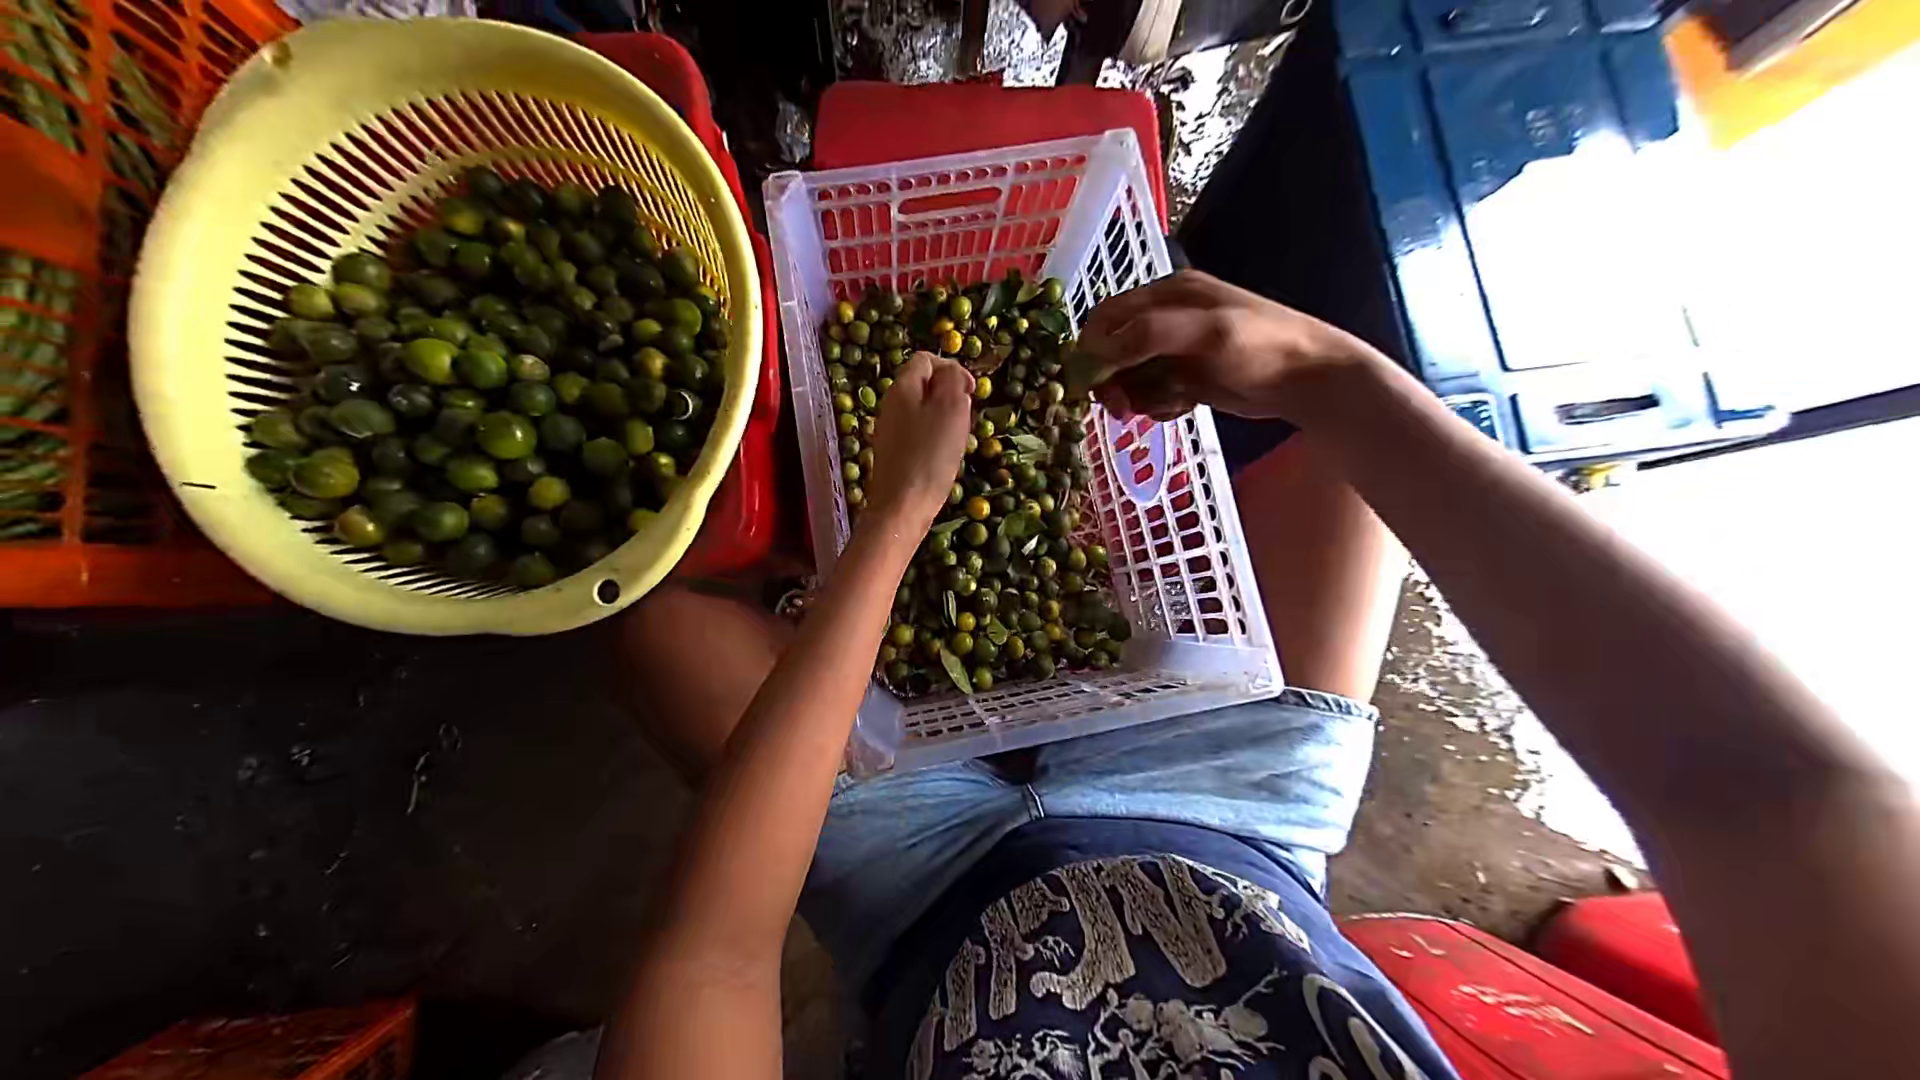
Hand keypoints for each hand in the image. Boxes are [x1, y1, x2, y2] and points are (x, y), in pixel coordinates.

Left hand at [865, 351, 974, 530]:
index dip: (951, 368)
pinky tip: (943, 458)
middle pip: (924, 386)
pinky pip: (917, 434)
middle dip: (949, 396)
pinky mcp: (893, 454)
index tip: (970, 391)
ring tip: (957, 440)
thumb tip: (952, 371)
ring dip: (944, 419)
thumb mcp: (951, 409)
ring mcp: (889, 431)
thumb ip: (952, 380)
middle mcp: (890, 405)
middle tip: (965, 418)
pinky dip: (934, 439)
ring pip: (922, 411)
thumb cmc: (930, 456)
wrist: (902, 508)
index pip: (925, 359)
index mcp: (902, 388)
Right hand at [1076, 270, 1381, 423]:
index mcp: (1167, 294)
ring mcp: (1176, 351)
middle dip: (1113, 380)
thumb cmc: (1259, 345)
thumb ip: (1147, 334)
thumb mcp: (1204, 332)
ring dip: (1137, 397)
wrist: (1308, 378)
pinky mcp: (1185, 378)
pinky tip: (1181, 406)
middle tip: (1121, 409)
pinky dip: (1158, 405)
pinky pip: (1152, 394)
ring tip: (1165, 405)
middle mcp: (1165, 319)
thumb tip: (1096, 353)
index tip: (1090, 384)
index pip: (1107, 317)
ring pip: (1130, 378)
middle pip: (1113, 351)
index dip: (1091, 349)